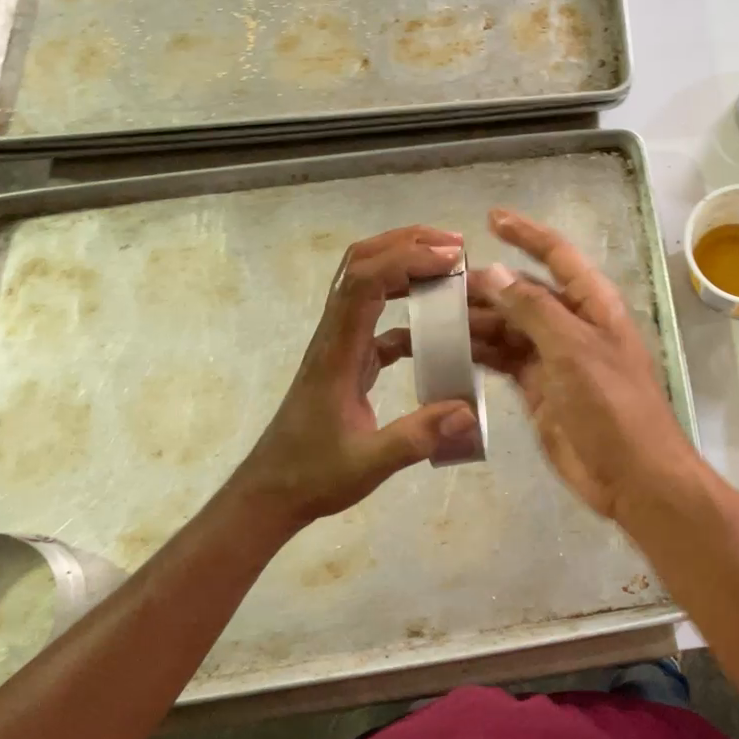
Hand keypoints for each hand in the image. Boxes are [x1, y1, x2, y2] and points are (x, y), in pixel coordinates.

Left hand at [234, 226, 480, 527]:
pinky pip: (379, 316)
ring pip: (367, 282)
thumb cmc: (312, 476)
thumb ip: (417, 437)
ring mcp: (340, 345)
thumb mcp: (368, 464)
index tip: (452, 261)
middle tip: (456, 247)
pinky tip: (441, 324)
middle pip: (361, 264)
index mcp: (337, 351)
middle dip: (407, 244)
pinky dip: (410, 306)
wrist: (269, 494)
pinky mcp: (349, 360)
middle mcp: (335, 336)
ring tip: (451, 268)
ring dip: (406, 265)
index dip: (407, 260)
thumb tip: (468, 411)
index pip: (365, 282)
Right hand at [467, 208, 704, 520]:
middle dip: (487, 286)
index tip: (490, 218)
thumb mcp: (574, 350)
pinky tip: (449, 349)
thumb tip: (493, 274)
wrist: (632, 476)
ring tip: (432, 315)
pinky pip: (505, 361)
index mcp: (593, 304)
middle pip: (525, 294)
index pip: (557, 256)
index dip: (526, 234)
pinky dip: (480, 354)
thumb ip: (533, 310)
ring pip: (510, 328)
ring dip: (477, 320)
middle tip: (437, 284)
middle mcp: (573, 324)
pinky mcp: (539, 390)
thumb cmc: (612, 405)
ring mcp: (556, 358)